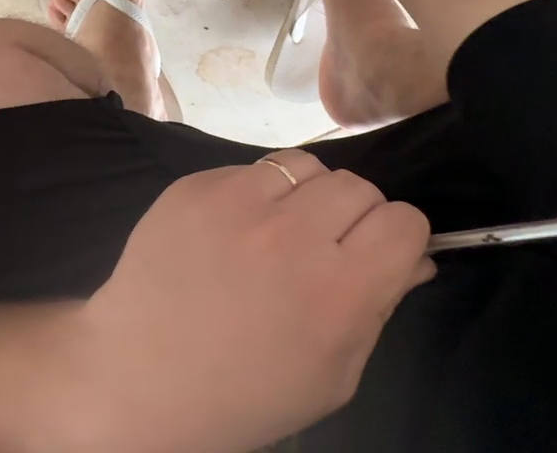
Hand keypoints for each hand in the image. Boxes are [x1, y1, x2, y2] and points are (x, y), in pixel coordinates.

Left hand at [74, 149, 433, 452]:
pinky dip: (254, 193)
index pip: (402, 221)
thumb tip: (414, 256)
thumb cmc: (247, 391)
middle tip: (328, 245)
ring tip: (281, 228)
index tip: (381, 252)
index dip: (398, 237)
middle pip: (357, 186)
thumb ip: (379, 307)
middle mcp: (290, 235)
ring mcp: (236, 202)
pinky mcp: (194, 186)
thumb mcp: (333, 374)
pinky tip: (233, 230)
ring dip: (306, 193)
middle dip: (356, 214)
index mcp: (336, 291)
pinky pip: (248, 169)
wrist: (142, 373)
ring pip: (304, 164)